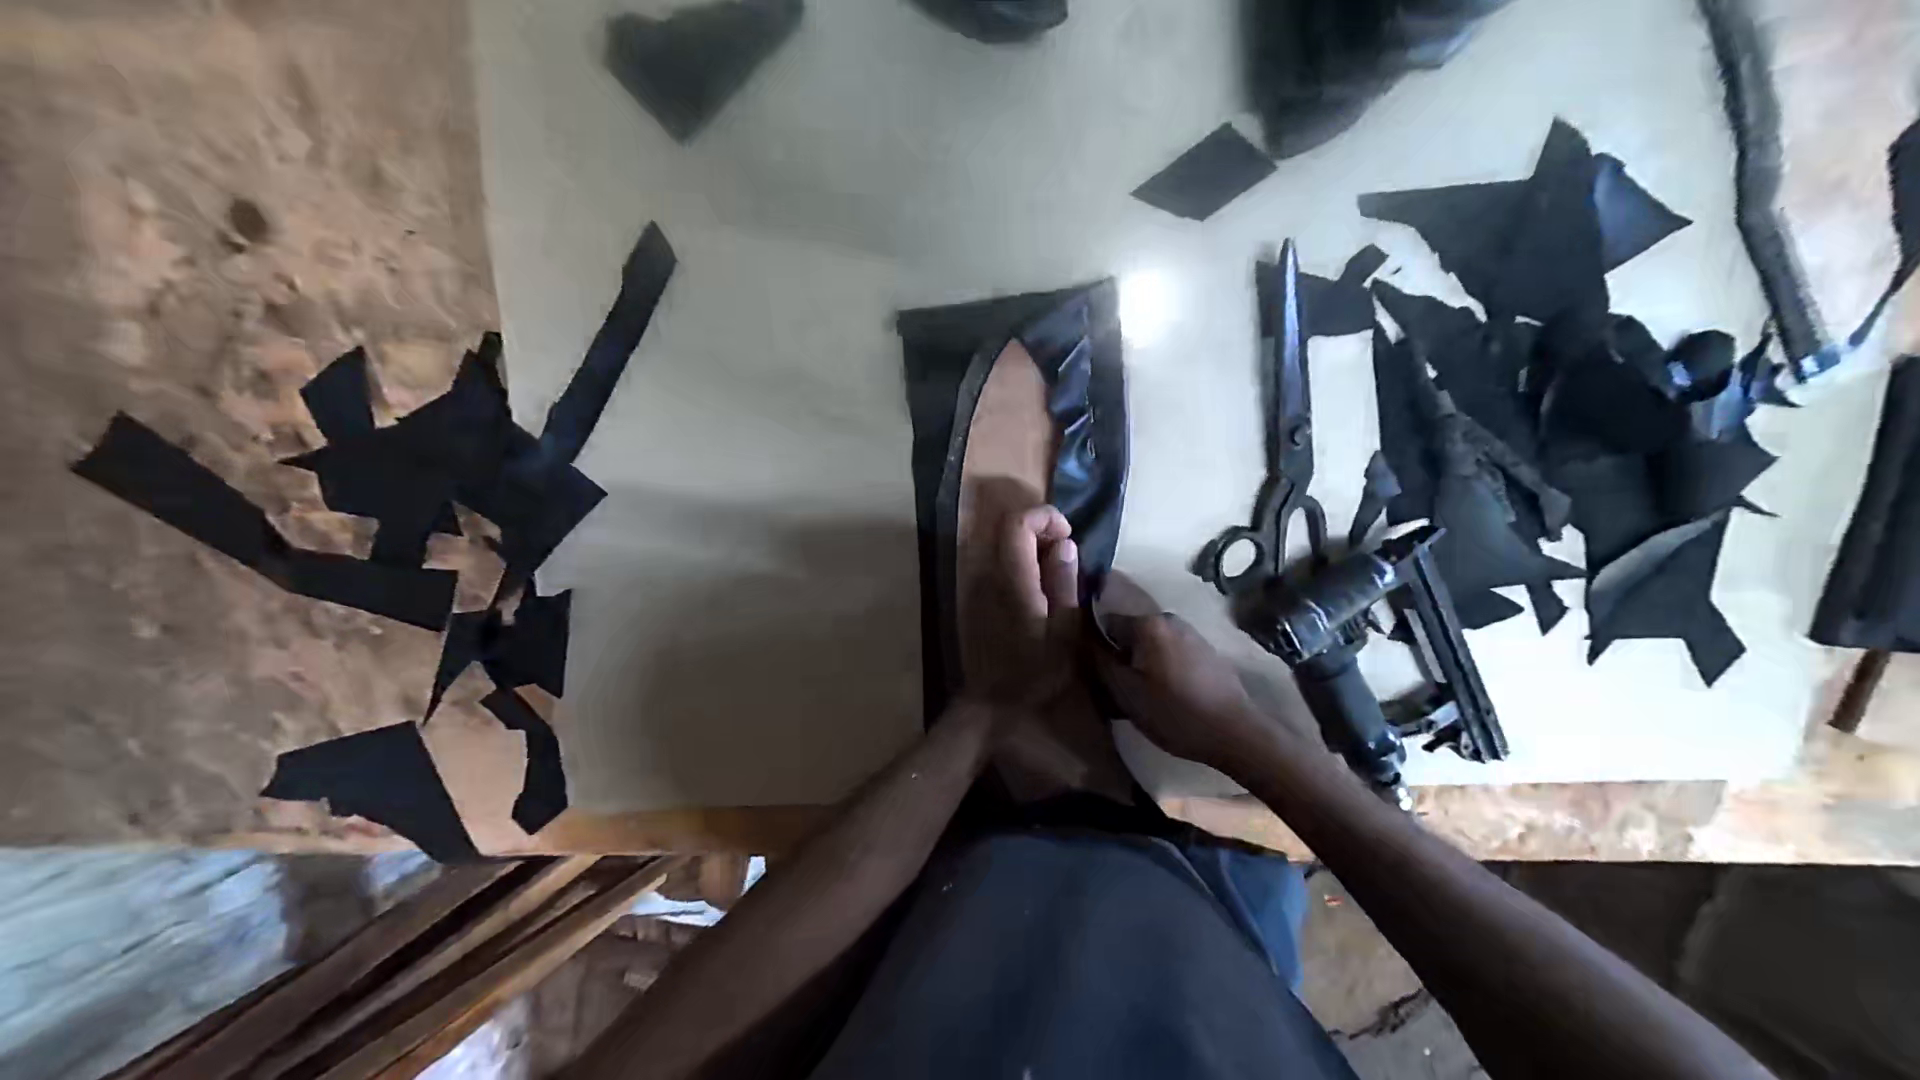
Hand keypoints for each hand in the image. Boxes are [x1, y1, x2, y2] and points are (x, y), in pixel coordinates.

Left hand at [960, 505, 1079, 710]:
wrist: (992, 701)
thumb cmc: (1035, 673)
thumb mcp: (1065, 634)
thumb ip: (1064, 584)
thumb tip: (1065, 544)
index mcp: (1012, 582)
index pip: (1017, 524)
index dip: (1045, 517)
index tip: (1068, 535)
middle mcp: (987, 575)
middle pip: (1007, 527)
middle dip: (1041, 528)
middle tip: (1067, 552)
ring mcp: (977, 584)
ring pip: (1002, 543)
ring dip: (1032, 545)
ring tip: (1057, 570)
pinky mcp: (975, 595)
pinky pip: (998, 561)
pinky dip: (1021, 560)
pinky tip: (1039, 587)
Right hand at [1092, 610, 1278, 773]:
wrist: (1235, 732)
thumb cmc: (1174, 713)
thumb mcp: (1125, 693)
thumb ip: (1100, 661)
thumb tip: (1084, 639)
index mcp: (1147, 623)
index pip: (1105, 622)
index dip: (1096, 647)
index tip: (1097, 673)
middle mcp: (1169, 618)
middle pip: (1130, 633)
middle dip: (1121, 656)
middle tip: (1118, 690)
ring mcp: (1192, 633)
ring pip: (1151, 645)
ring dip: (1142, 664)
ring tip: (1142, 696)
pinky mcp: (1207, 651)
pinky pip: (1171, 653)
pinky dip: (1162, 668)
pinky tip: (1167, 695)